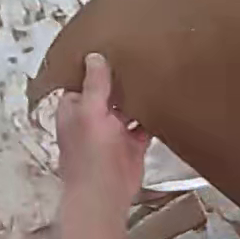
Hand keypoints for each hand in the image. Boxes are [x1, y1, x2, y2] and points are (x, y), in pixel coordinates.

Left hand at [56, 53, 150, 222]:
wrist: (104, 194)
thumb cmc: (90, 154)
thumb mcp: (90, 112)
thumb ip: (95, 85)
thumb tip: (94, 56)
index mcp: (75, 108)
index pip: (83, 80)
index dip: (95, 65)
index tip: (112, 45)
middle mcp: (93, 117)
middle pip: (108, 92)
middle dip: (120, 79)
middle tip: (140, 54)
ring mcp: (113, 131)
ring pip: (127, 108)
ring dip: (138, 97)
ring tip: (155, 73)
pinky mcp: (132, 143)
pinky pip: (143, 125)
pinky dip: (152, 116)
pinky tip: (164, 101)